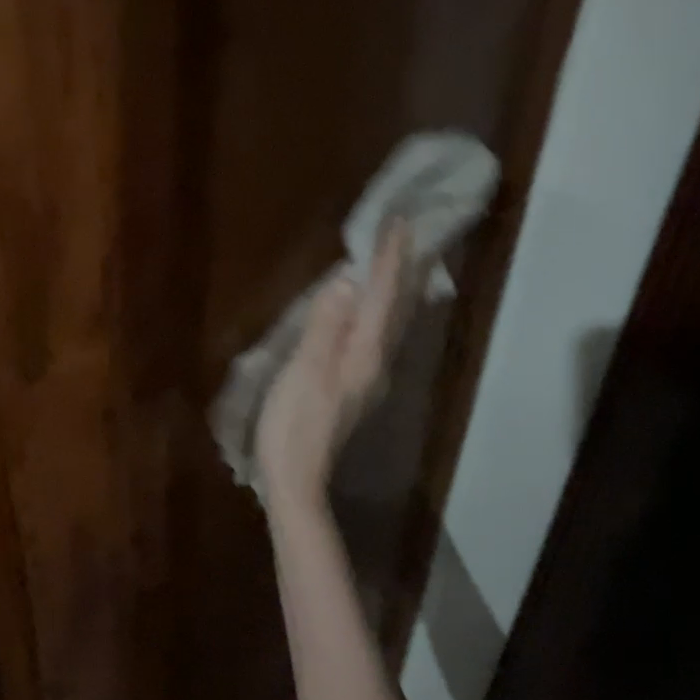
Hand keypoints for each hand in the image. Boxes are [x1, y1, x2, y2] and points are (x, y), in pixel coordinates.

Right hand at [257, 222, 414, 509]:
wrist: (295, 477)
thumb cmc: (294, 423)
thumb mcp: (305, 370)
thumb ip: (326, 325)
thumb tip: (348, 281)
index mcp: (363, 354)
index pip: (381, 297)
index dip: (389, 260)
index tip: (398, 222)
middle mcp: (374, 361)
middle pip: (394, 308)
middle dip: (401, 270)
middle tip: (406, 234)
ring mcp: (365, 376)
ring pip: (388, 322)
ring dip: (394, 289)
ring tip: (396, 261)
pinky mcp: (352, 384)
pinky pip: (374, 334)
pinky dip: (378, 310)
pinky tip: (368, 308)